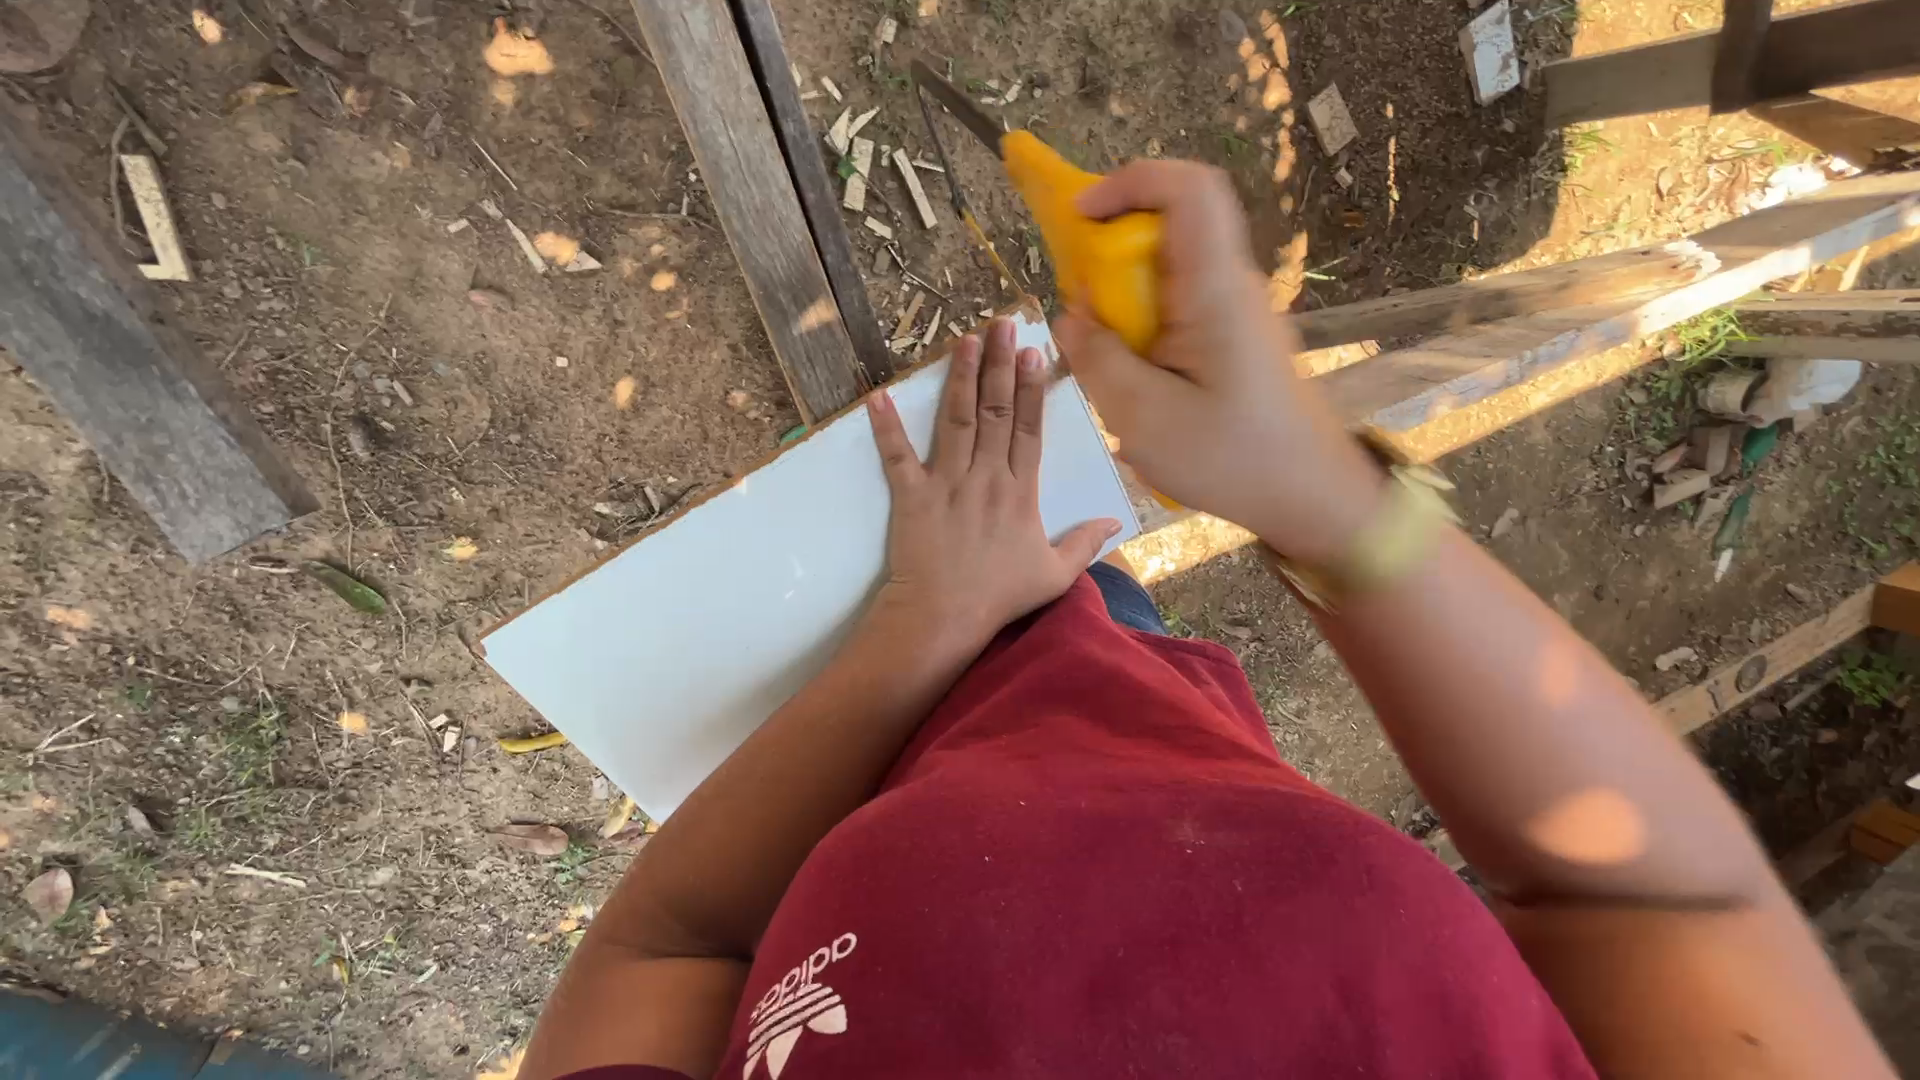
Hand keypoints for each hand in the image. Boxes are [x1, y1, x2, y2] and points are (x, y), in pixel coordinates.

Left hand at [866, 318, 1120, 654]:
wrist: (944, 618)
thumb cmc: (999, 597)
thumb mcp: (1055, 576)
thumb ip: (1085, 544)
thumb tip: (1116, 522)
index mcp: (1020, 492)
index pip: (1030, 430)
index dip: (1033, 389)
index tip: (1035, 352)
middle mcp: (986, 477)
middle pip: (995, 411)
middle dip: (1000, 364)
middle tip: (1003, 323)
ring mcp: (946, 483)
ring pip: (955, 420)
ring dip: (959, 377)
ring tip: (965, 339)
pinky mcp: (911, 496)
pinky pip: (896, 457)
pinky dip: (885, 427)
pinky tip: (877, 395)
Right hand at [1052, 160, 1385, 563]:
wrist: (1309, 493)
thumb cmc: (1231, 457)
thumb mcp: (1143, 417)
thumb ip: (1098, 360)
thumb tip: (1071, 317)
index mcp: (1215, 291)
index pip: (1187, 190)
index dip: (1130, 183)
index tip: (1079, 219)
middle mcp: (1228, 287)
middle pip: (1168, 228)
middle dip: (1111, 254)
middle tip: (1081, 308)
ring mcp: (1233, 312)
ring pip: (1167, 273)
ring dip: (1123, 300)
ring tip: (1102, 354)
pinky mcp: (1232, 339)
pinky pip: (1177, 308)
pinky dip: (1141, 327)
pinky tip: (1132, 377)